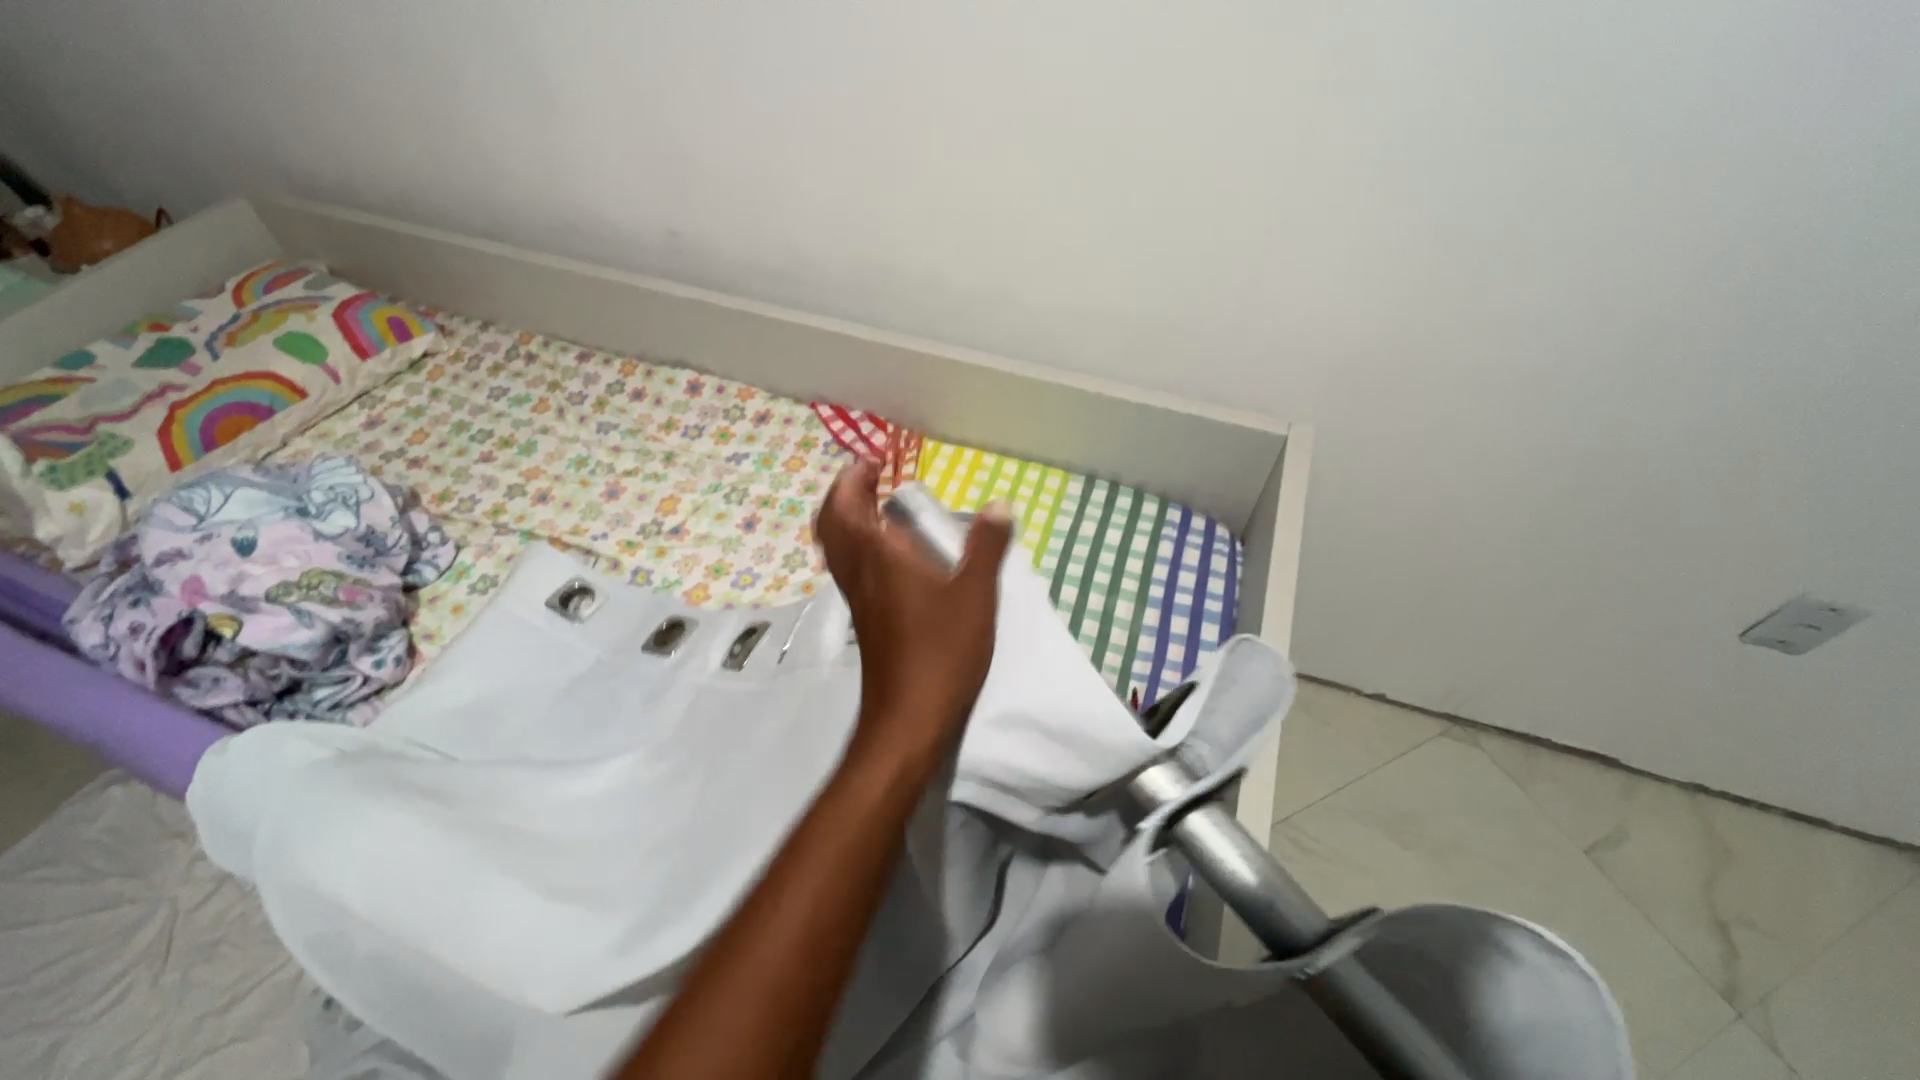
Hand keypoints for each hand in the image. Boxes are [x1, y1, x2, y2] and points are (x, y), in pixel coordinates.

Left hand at [815, 461, 1012, 761]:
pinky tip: (897, 559)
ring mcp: (858, 600)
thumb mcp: (976, 593)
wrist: (909, 716)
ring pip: (837, 548)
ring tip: (885, 512)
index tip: (875, 460)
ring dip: (849, 521)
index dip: (853, 476)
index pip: (847, 503)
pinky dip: (861, 549)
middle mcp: (857, 572)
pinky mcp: (866, 622)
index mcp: (876, 555)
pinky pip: (852, 570)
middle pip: (830, 522)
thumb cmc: (942, 650)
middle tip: (872, 479)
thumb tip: (999, 504)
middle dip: (845, 493)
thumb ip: (986, 546)